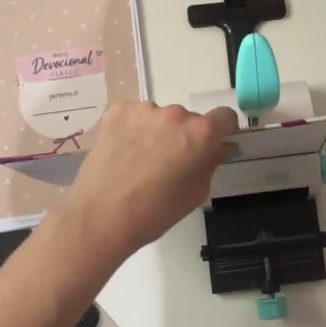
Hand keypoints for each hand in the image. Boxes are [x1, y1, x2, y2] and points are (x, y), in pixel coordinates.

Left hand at [52, 101, 238, 264]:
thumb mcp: (196, 193)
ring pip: (160, 117)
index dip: (221, 131)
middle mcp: (175, 114)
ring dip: (158, 132)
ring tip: (141, 160)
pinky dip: (134, 129)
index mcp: (200, 133)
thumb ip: (210, 163)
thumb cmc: (155, 212)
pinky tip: (124, 152)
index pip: (224, 116)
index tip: (212, 145)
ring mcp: (144, 110)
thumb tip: (217, 147)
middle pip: (189, 119)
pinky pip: (135, 116)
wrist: (101, 216)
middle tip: (169, 162)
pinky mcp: (117, 111)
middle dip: (184, 136)